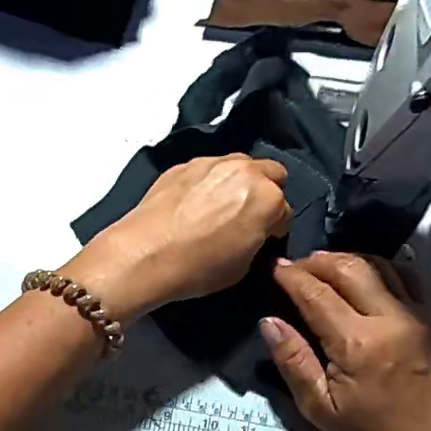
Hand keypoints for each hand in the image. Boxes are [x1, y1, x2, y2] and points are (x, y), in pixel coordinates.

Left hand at [64, 154, 291, 319]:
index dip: (275, 230)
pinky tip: (195, 203)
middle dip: (266, 194)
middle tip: (249, 218)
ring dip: (240, 182)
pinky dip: (210, 182)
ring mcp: (213, 162)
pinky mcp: (184, 164)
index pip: (286, 212)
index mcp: (268, 198)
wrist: (145, 255)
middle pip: (272, 174)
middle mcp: (245, 171)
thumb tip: (253, 237)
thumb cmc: (197, 268)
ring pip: (241, 164)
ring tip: (222, 206)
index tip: (262, 241)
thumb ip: (256, 243)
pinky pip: (209, 168)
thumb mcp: (241, 267)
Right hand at [263, 252, 430, 430]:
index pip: (317, 295)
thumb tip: (269, 322)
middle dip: (315, 261)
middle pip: (348, 268)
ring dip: (343, 259)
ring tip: (319, 266)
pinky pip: (400, 274)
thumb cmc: (368, 429)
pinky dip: (374, 265)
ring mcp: (413, 312)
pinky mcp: (426, 314)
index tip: (273, 267)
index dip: (292, 277)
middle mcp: (388, 318)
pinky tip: (357, 273)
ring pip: (376, 264)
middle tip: (292, 266)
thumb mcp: (318, 407)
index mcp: (357, 343)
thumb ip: (293, 362)